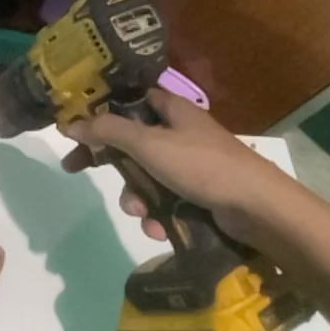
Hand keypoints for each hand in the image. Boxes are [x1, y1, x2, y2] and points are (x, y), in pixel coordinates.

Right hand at [62, 89, 299, 244]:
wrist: (259, 209)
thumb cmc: (203, 165)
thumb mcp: (149, 144)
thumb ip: (108, 131)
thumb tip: (70, 124)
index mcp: (172, 110)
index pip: (129, 100)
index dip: (101, 111)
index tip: (77, 127)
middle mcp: (180, 133)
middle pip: (130, 142)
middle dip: (111, 163)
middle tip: (76, 170)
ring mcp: (191, 165)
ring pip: (145, 176)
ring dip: (136, 197)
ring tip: (142, 214)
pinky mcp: (199, 194)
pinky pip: (165, 201)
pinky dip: (158, 214)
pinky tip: (160, 229)